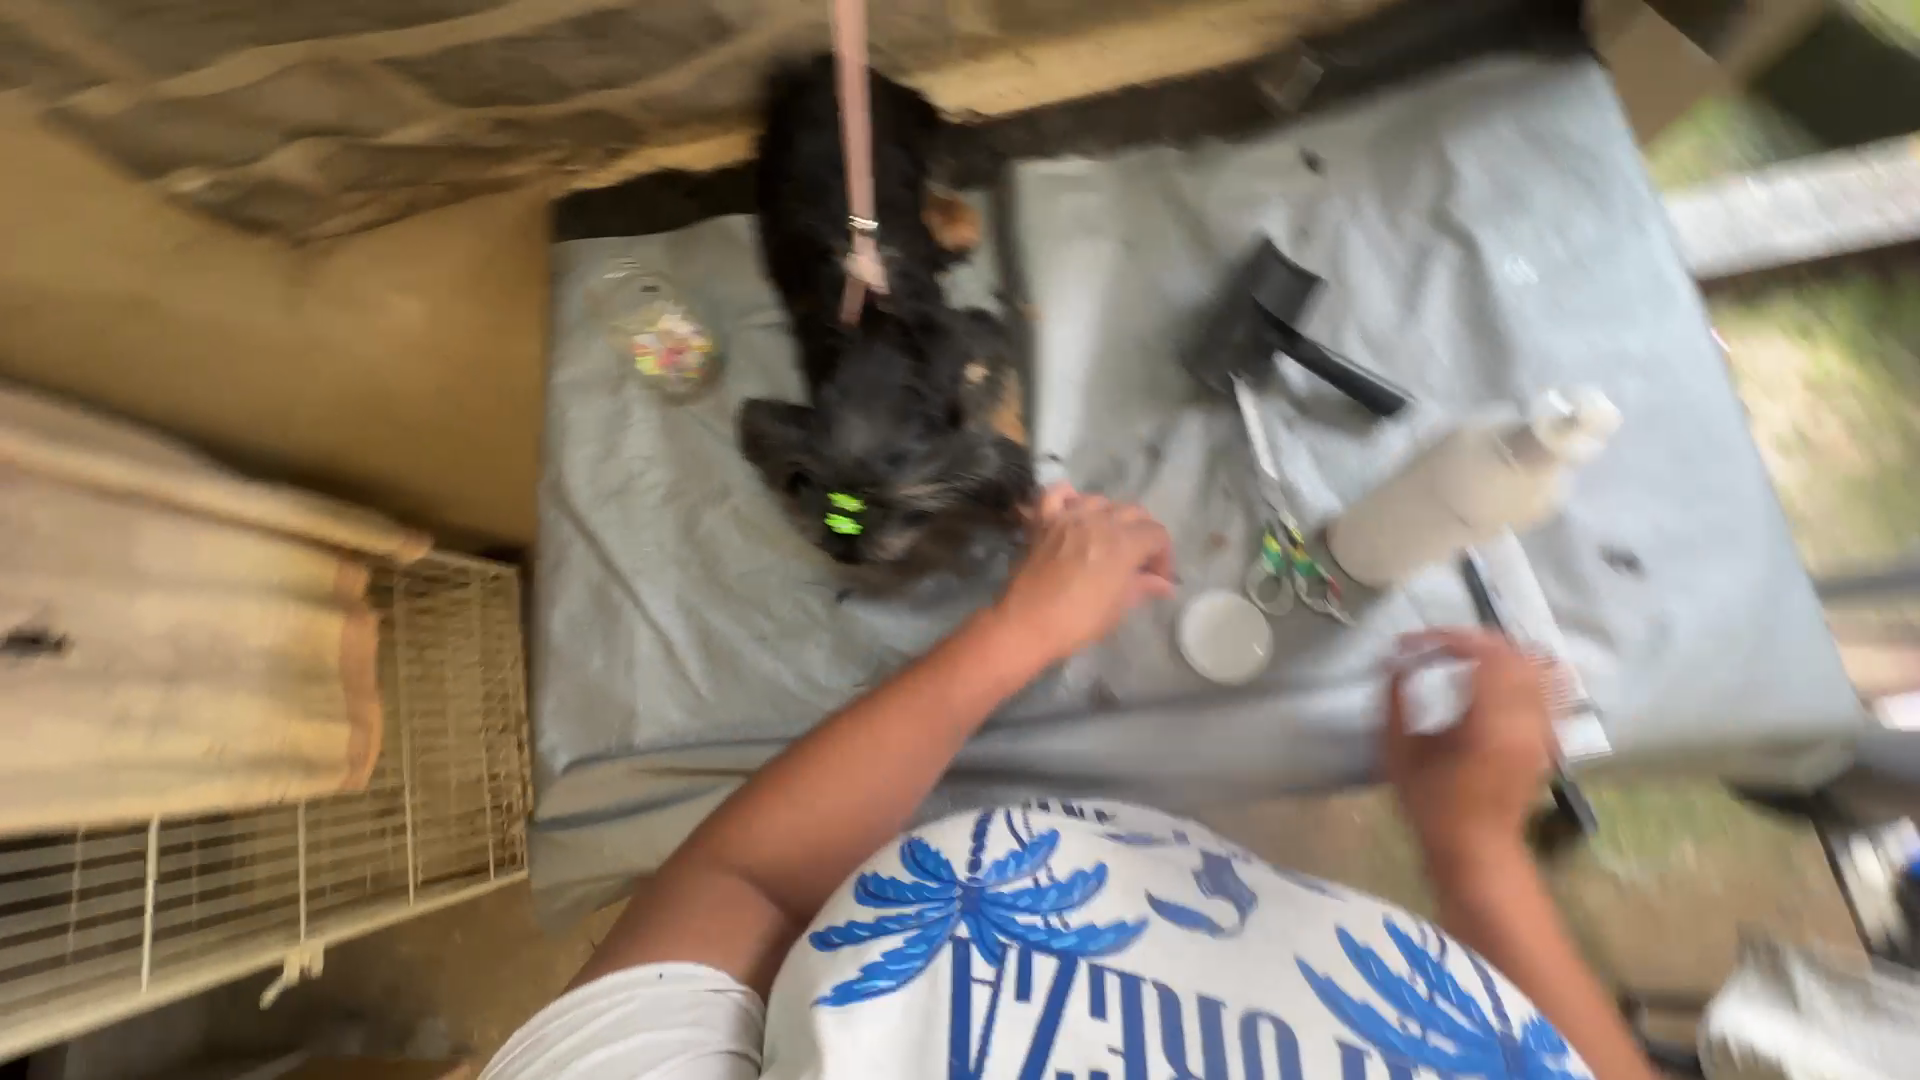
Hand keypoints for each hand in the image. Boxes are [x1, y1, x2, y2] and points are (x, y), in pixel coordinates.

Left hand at [990, 484, 1174, 663]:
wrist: (1027, 624)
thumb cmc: (1079, 621)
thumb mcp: (1118, 607)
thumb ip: (1143, 586)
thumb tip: (1165, 584)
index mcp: (1123, 543)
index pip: (1156, 534)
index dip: (1163, 555)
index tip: (1158, 577)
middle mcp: (1098, 521)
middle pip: (1133, 512)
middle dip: (1143, 533)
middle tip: (1138, 559)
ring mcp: (1068, 517)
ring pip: (1100, 501)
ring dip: (1110, 515)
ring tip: (1108, 538)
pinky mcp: (1043, 521)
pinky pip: (1056, 494)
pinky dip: (1068, 496)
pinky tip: (1074, 510)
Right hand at [1384, 628, 1555, 881]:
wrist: (1476, 848)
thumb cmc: (1429, 802)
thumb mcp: (1397, 750)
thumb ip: (1396, 699)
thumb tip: (1395, 663)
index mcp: (1487, 723)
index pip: (1480, 655)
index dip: (1443, 638)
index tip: (1410, 644)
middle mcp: (1525, 722)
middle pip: (1514, 654)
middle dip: (1471, 639)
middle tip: (1435, 644)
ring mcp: (1543, 731)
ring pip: (1537, 668)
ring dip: (1499, 652)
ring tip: (1464, 654)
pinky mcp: (1549, 739)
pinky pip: (1549, 690)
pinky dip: (1522, 672)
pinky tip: (1495, 677)